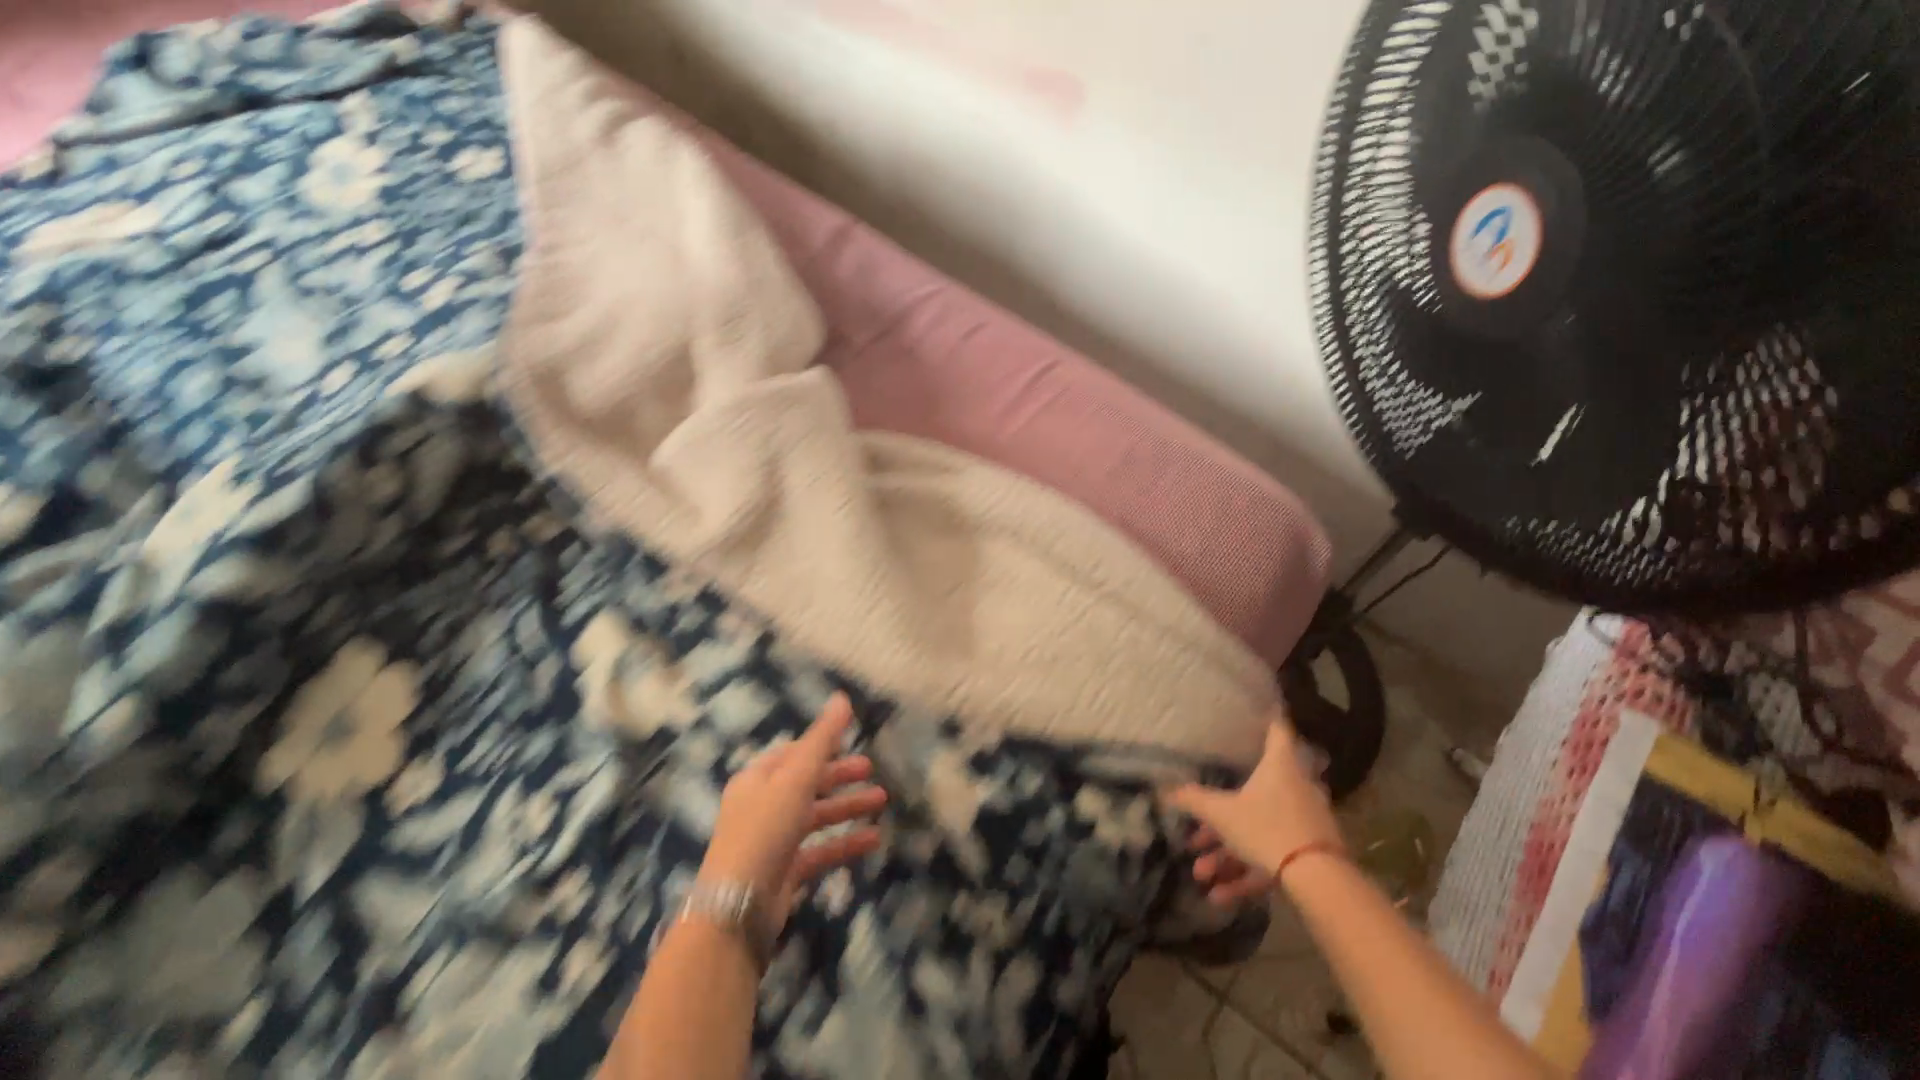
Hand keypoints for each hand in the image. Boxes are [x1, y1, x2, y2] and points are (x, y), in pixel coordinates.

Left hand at [698, 694, 888, 931]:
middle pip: (805, 783)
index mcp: (756, 778)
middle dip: (838, 776)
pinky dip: (845, 843)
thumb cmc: (765, 830)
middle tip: (871, 770)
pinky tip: (873, 839)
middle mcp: (761, 806)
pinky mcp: (784, 872)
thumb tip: (842, 697)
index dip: (820, 745)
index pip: (792, 753)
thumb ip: (822, 739)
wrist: (738, 904)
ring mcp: (773, 840)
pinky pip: (819, 850)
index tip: (850, 741)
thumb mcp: (796, 778)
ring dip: (846, 808)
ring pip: (815, 816)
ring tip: (882, 801)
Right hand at [1162, 711, 1343, 902]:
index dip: (1268, 719)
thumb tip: (1162, 788)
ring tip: (1201, 874)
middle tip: (1197, 832)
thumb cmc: (1266, 828)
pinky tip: (1220, 897)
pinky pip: (1271, 859)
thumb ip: (1192, 800)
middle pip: (1256, 791)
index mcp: (1280, 767)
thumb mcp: (1220, 814)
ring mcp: (1305, 821)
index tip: (1262, 710)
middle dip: (1221, 815)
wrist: (1316, 878)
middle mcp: (1296, 788)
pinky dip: (1246, 874)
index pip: (1277, 731)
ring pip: (1259, 831)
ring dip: (1227, 854)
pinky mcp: (1309, 852)